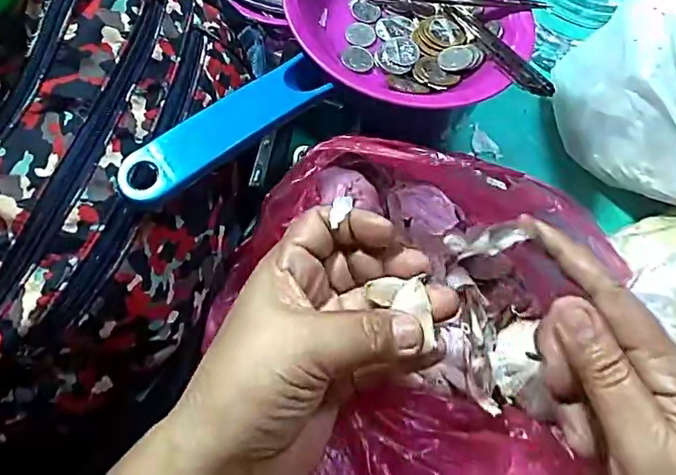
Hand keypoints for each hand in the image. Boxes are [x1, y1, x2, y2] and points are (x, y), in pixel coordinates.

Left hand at [119, 208, 457, 474]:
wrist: (229, 456)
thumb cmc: (253, 376)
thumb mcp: (304, 344)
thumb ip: (365, 334)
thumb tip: (422, 326)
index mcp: (288, 271)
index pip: (322, 229)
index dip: (354, 224)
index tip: (390, 234)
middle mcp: (310, 296)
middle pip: (357, 266)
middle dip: (392, 266)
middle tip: (428, 275)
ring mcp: (328, 337)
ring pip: (375, 311)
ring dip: (409, 308)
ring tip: (446, 307)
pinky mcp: (343, 378)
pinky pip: (381, 354)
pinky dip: (407, 351)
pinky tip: (433, 348)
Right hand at [525, 218, 675, 474]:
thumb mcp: (649, 445)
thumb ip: (606, 373)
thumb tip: (566, 300)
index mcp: (668, 367)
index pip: (609, 293)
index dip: (567, 254)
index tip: (525, 222)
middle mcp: (650, 370)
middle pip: (579, 324)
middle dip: (559, 355)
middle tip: (566, 403)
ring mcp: (636, 394)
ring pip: (571, 358)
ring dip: (564, 394)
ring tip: (584, 443)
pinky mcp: (622, 417)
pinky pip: (575, 391)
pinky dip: (569, 414)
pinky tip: (584, 445)